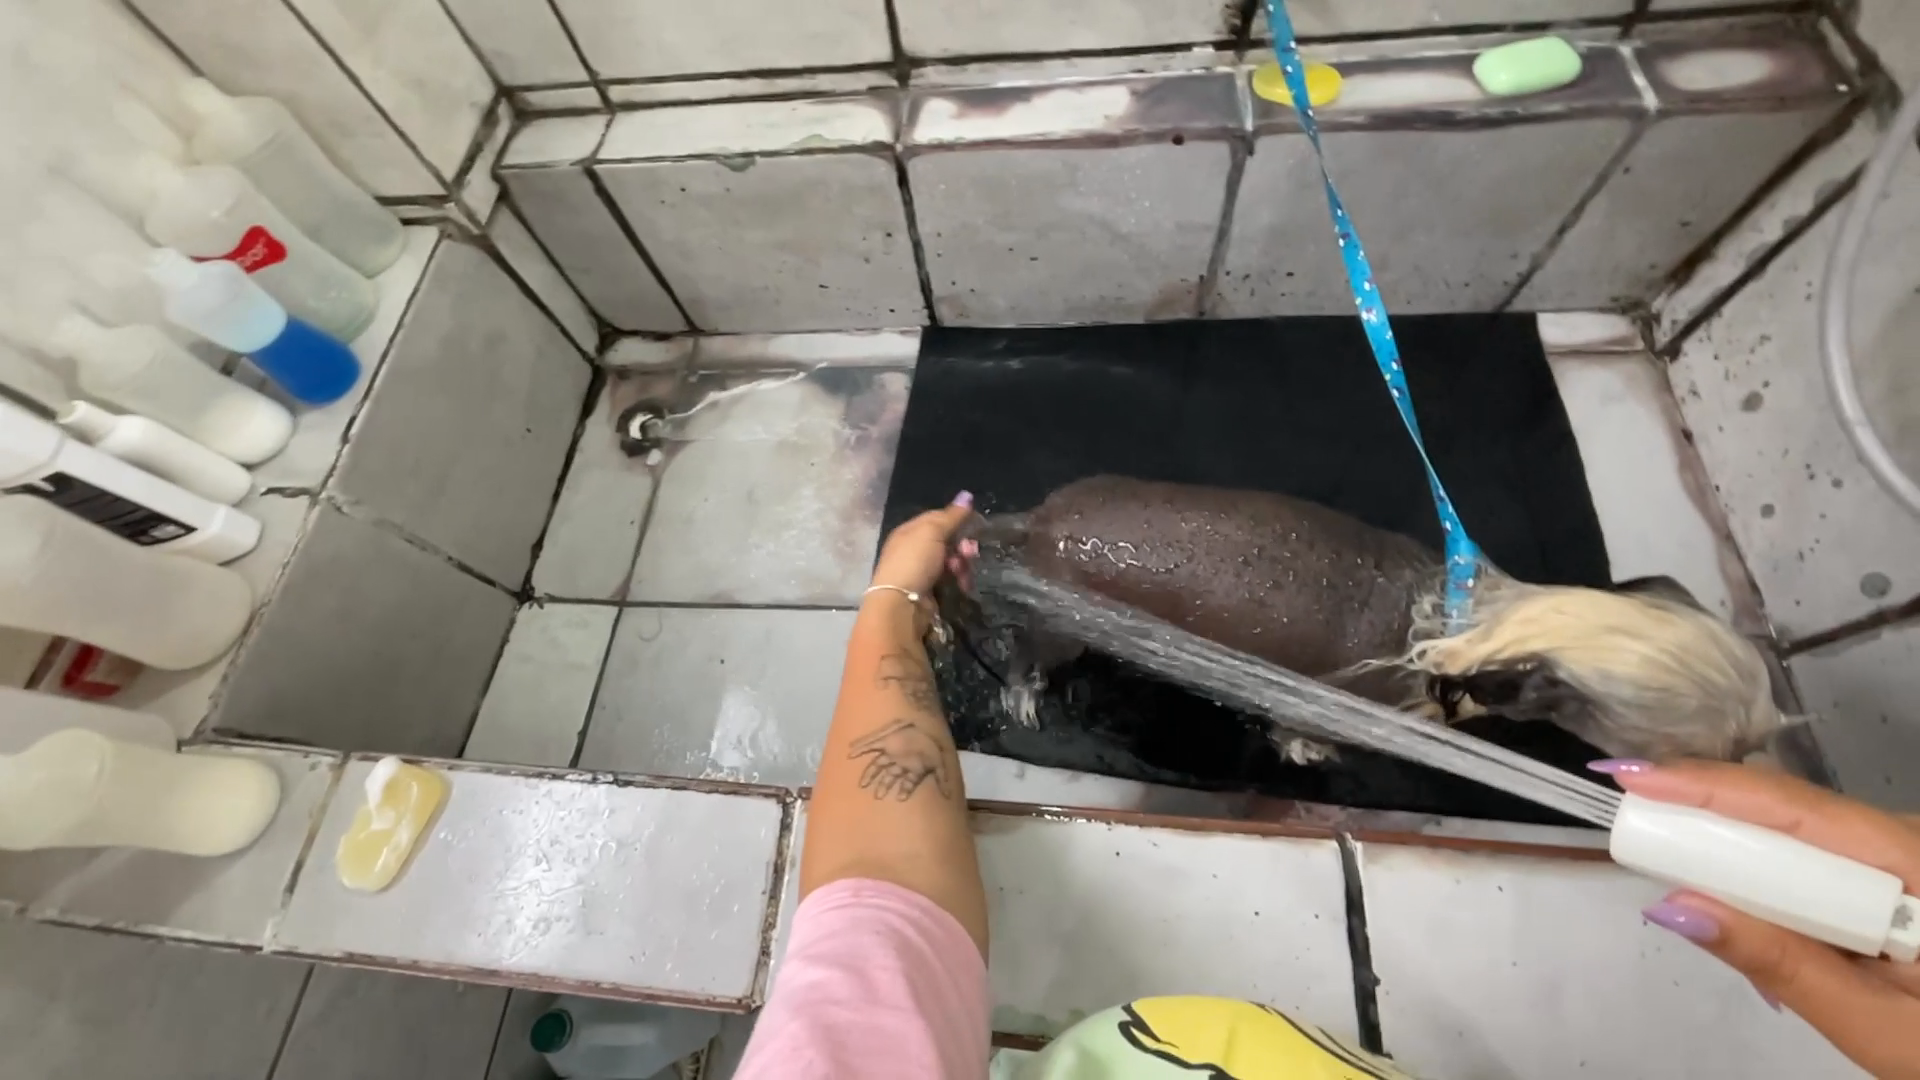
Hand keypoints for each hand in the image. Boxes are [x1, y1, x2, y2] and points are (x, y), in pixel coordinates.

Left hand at [848, 719, 953, 800]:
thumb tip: (949, 794)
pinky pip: (871, 746)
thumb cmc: (931, 744)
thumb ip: (941, 778)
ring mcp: (891, 752)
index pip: (907, 783)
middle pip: (889, 777)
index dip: (904, 791)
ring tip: (863, 785)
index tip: (900, 799)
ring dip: (870, 775)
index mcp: (912, 768)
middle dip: (883, 786)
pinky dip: (861, 749)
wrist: (925, 723)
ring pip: (878, 766)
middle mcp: (900, 762)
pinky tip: (851, 754)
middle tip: (877, 797)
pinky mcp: (885, 740)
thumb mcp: (938, 761)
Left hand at [870, 492, 977, 596]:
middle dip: (962, 545)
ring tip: (962, 571)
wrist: (902, 604)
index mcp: (909, 531)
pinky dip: (959, 580)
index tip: (973, 524)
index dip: (955, 520)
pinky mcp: (930, 590)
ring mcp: (921, 571)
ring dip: (962, 564)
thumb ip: (952, 515)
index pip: (936, 518)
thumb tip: (967, 494)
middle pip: (946, 541)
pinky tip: (962, 584)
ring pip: (951, 561)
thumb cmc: (914, 561)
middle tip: (969, 552)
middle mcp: (914, 550)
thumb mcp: (933, 532)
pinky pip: (950, 579)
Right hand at [1602, 759, 1919, 1077]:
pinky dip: (1767, 865)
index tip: (1625, 778)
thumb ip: (1781, 964)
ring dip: (1734, 849)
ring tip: (1702, 893)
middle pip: (1788, 808)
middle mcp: (1915, 840)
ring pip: (1794, 824)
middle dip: (1707, 821)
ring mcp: (1909, 848)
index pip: (1798, 808)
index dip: (1706, 785)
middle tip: (1643, 841)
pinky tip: (1761, 906)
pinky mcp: (1900, 862)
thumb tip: (1672, 905)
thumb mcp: (1880, 1030)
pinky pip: (1813, 843)